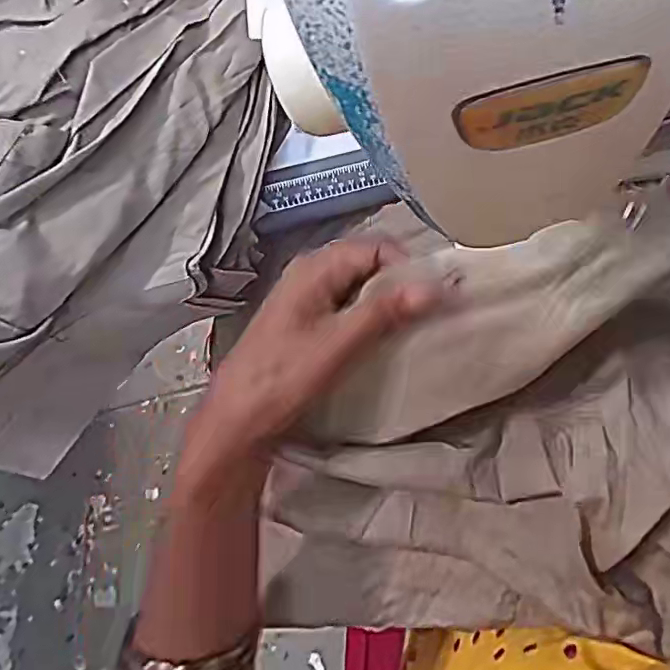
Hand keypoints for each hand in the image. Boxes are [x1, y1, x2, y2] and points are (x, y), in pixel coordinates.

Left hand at [184, 238, 443, 472]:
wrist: (235, 422)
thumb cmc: (282, 378)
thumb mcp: (339, 344)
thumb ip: (385, 311)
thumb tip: (434, 287)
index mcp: (315, 267)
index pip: (377, 247)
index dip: (407, 266)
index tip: (431, 295)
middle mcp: (311, 272)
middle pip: (370, 261)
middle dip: (401, 282)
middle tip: (428, 310)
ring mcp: (308, 295)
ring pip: (361, 283)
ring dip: (388, 299)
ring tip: (412, 324)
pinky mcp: (308, 318)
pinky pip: (350, 302)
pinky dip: (371, 313)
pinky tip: (384, 336)